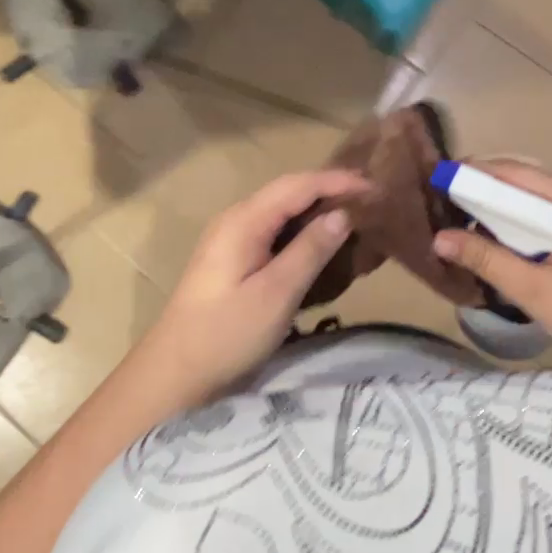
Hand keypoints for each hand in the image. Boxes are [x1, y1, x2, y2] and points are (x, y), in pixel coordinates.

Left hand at [127, 170, 368, 407]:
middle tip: (372, 198)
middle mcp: (236, 219)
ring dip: (316, 208)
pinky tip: (321, 241)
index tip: (376, 188)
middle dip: (330, 190)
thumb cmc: (226, 333)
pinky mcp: (232, 259)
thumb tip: (342, 214)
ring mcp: (231, 238)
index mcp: (244, 220)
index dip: (338, 181)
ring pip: (281, 210)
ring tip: (356, 214)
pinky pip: (273, 230)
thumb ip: (310, 250)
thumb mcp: (276, 293)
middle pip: (288, 191)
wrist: (175, 371)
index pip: (298, 185)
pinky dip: (301, 229)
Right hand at [432, 160, 551, 373]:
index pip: (513, 173)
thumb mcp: (535, 291)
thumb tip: (439, 238)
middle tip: (440, 205)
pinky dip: (509, 216)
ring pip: (525, 193)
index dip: (472, 174)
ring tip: (456, 218)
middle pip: (518, 177)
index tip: (435, 183)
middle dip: (479, 188)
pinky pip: (536, 208)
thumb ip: (488, 261)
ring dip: (493, 203)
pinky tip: (488, 234)